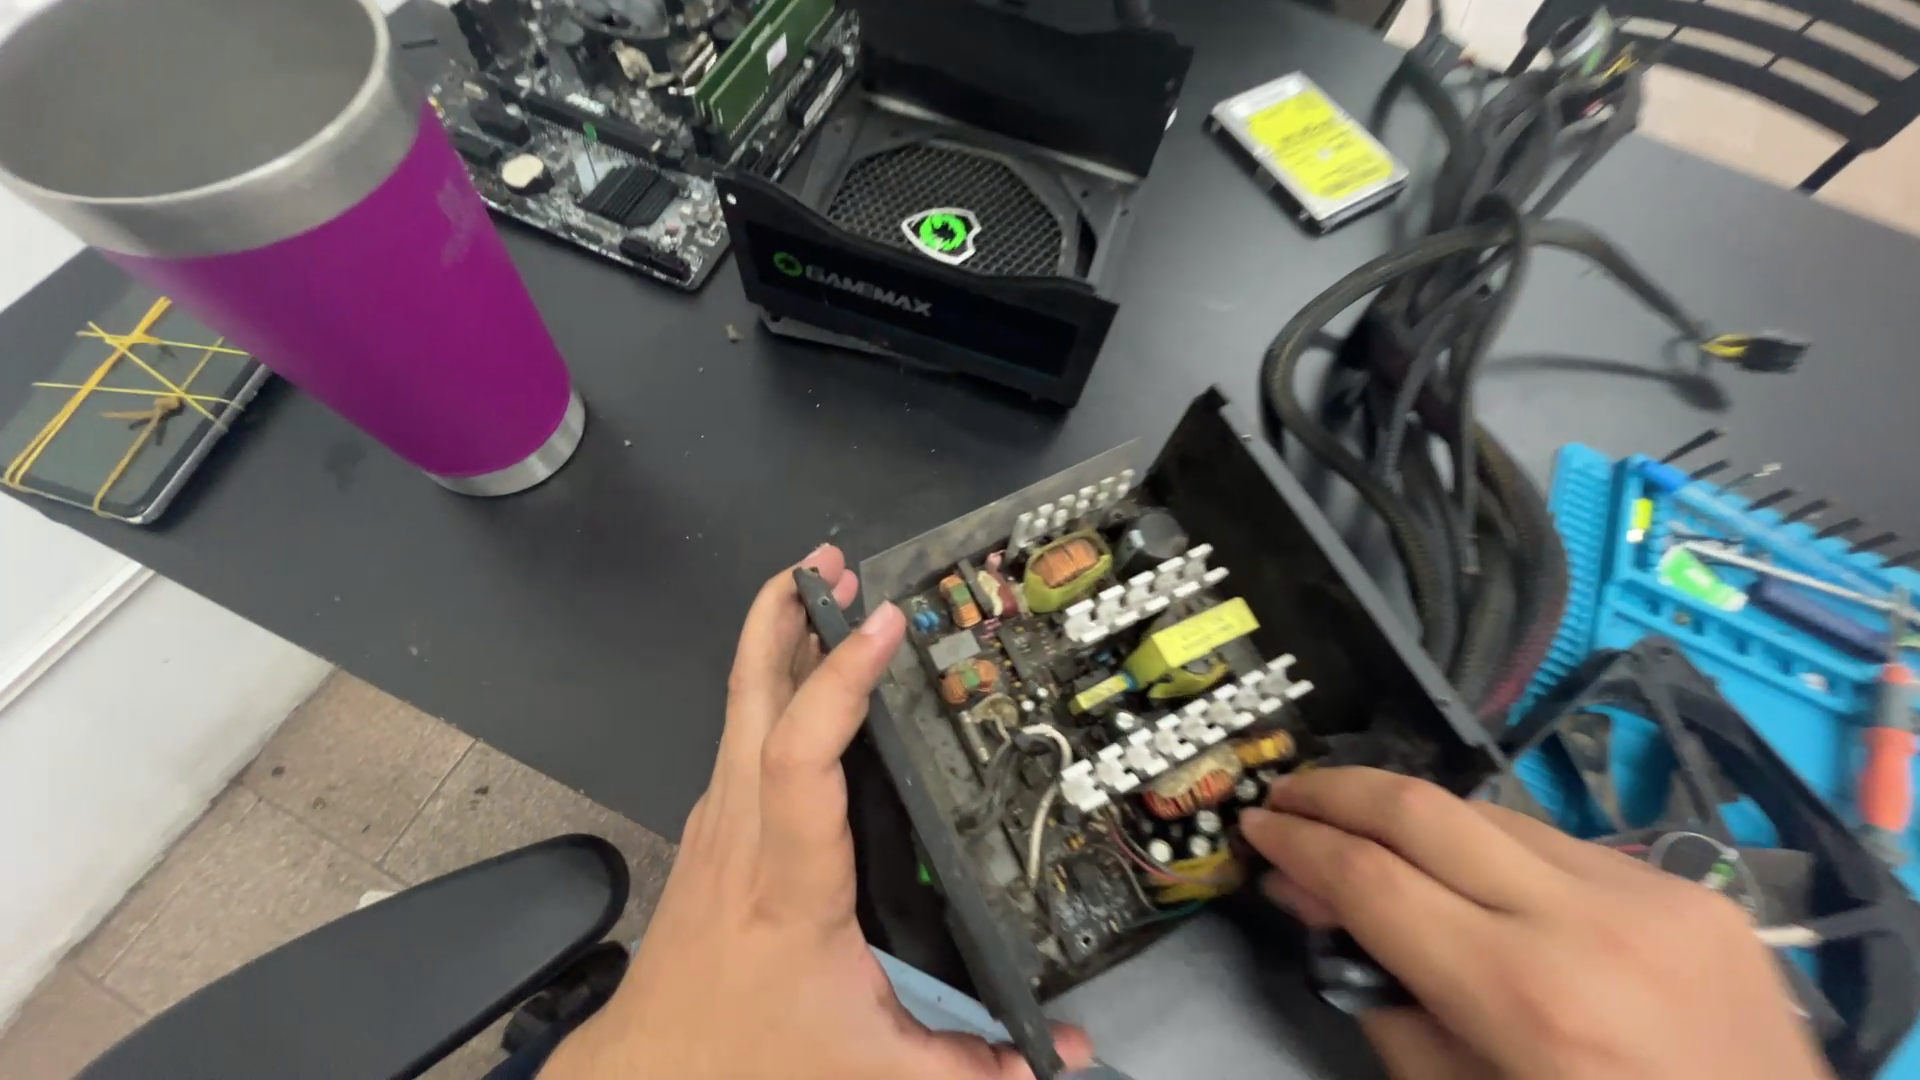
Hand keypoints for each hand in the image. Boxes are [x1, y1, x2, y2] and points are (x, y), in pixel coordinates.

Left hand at [541, 546, 1091, 1079]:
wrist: (645, 1076)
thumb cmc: (751, 1060)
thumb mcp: (874, 1070)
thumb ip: (975, 1062)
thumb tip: (1067, 1056)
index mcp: (789, 876)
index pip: (802, 753)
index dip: (840, 679)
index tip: (885, 623)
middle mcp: (742, 825)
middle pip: (750, 693)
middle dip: (789, 612)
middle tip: (836, 564)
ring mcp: (719, 815)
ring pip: (739, 698)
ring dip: (777, 630)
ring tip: (824, 583)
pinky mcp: (714, 819)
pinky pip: (741, 724)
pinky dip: (771, 673)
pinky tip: (804, 665)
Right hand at [1239, 767, 1832, 1079]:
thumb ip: (1373, 987)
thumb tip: (1309, 894)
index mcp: (1524, 998)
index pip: (1368, 876)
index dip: (1296, 842)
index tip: (1254, 824)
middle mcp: (1585, 923)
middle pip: (1416, 808)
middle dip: (1332, 789)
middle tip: (1286, 792)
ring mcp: (1647, 893)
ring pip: (1477, 810)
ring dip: (1402, 813)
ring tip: (1358, 826)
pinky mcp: (1685, 886)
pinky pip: (1543, 839)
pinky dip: (1480, 847)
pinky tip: (1464, 873)